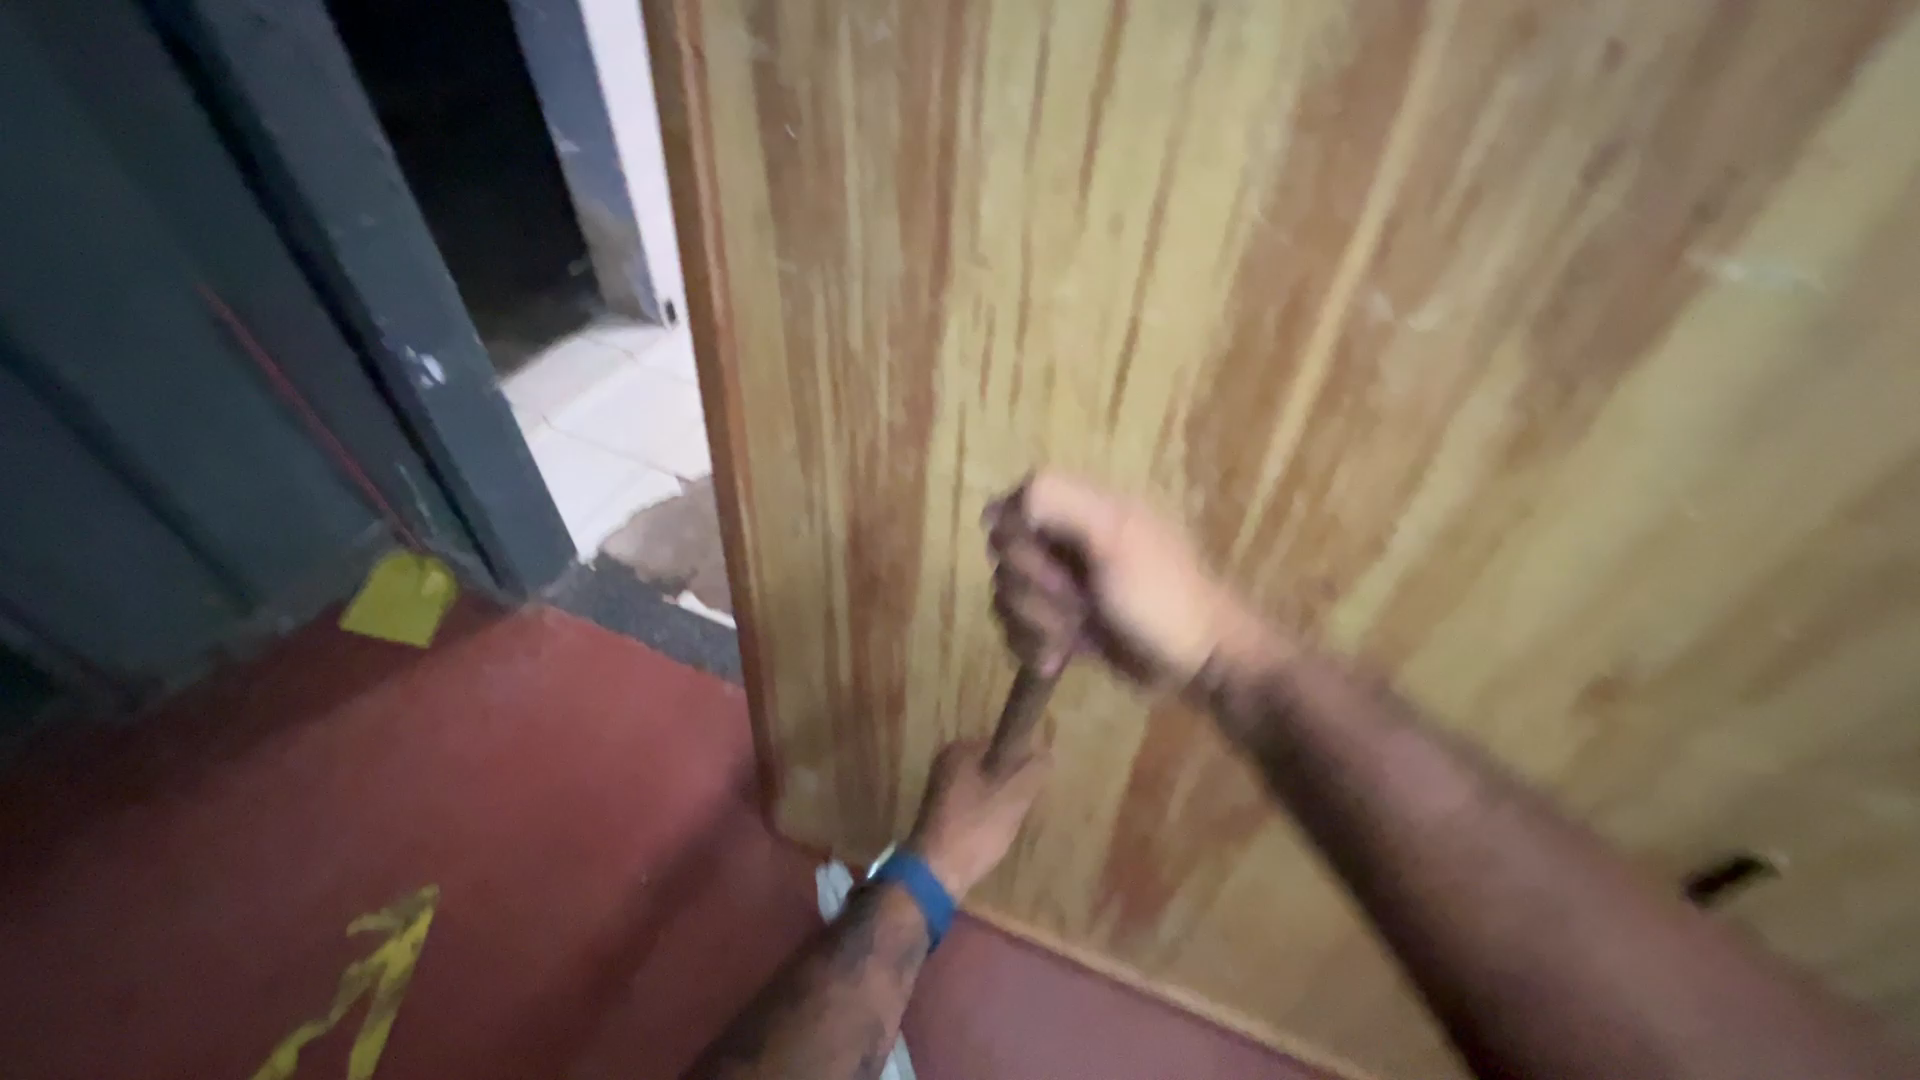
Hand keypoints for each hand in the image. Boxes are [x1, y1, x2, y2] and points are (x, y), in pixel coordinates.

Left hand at [905, 739, 1049, 898]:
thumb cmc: (975, 828)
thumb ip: (1033, 771)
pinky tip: (991, 835)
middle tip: (1022, 808)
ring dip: (1000, 803)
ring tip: (1007, 824)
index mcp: (960, 749)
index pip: (1003, 743)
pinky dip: (985, 817)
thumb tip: (1045, 753)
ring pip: (986, 788)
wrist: (936, 873)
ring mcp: (941, 789)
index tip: (1033, 784)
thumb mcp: (1013, 797)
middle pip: (994, 766)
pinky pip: (973, 806)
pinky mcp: (940, 814)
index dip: (1022, 762)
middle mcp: (946, 763)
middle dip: (1011, 785)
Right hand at [985, 470, 1278, 689]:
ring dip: (1036, 623)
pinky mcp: (1058, 625)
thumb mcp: (1113, 535)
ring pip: (1005, 595)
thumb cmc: (1161, 596)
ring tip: (1074, 637)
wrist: (1198, 663)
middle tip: (1079, 600)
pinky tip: (1057, 659)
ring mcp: (1061, 587)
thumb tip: (994, 510)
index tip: (1043, 557)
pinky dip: (1031, 646)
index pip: (1017, 502)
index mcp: (1083, 509)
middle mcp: (1066, 542)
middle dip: (1035, 589)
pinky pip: (1014, 628)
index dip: (1016, 534)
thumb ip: (1055, 503)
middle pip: (1005, 555)